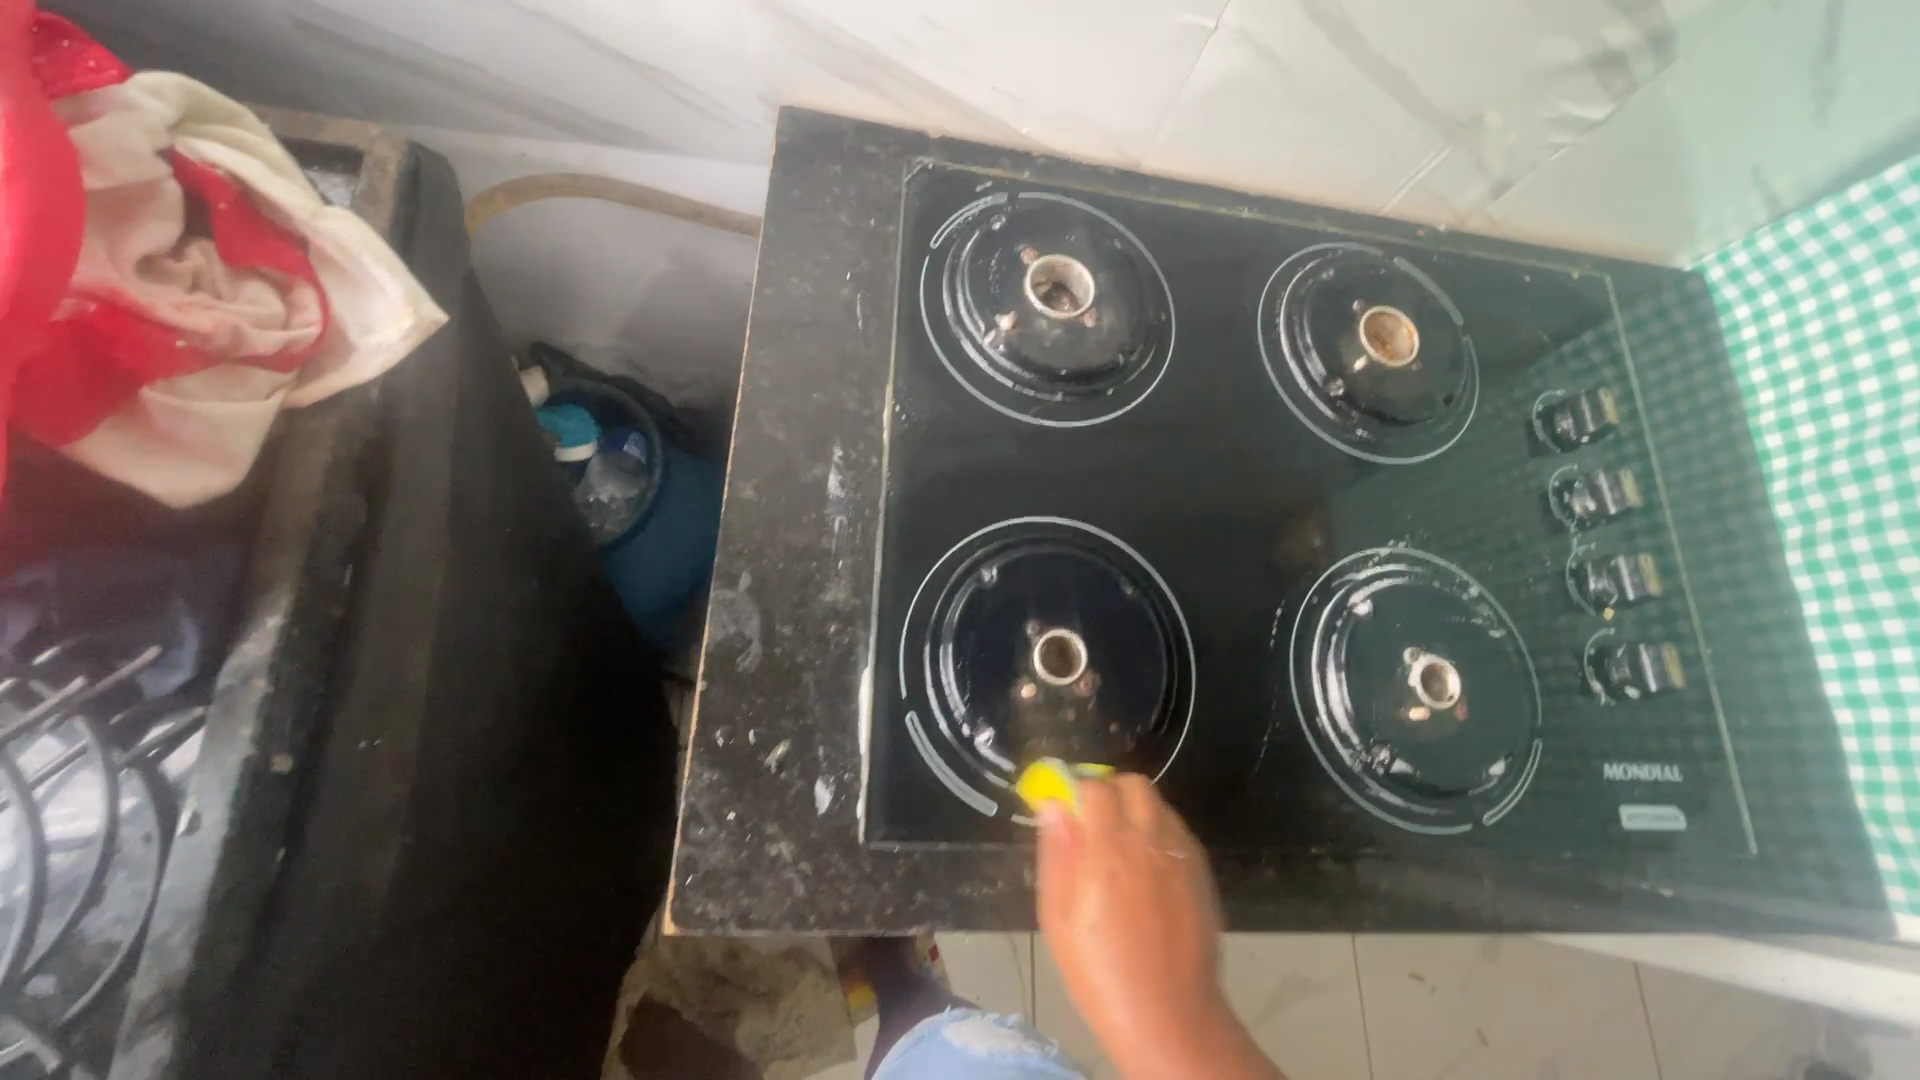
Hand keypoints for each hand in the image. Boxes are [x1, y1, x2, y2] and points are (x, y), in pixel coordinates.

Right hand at [1036, 775, 1282, 1079]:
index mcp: (1109, 849)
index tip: (1065, 807)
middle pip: (1134, 784)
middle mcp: (1149, 842)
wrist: (1170, 1019)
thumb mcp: (1058, 917)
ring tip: (1121, 845)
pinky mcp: (1202, 874)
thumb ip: (1057, 853)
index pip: (1095, 787)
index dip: (1077, 788)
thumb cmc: (1099, 973)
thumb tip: (1053, 805)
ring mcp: (1182, 856)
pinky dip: (1160, 833)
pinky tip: (1148, 867)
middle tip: (1094, 820)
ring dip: (1137, 810)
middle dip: (1110, 790)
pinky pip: (1179, 832)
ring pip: (1159, 805)